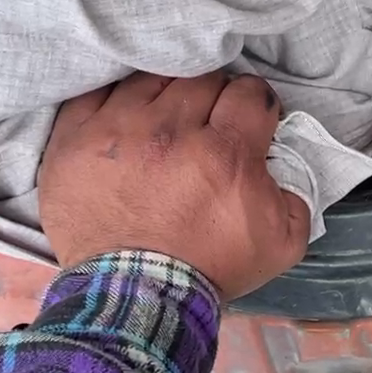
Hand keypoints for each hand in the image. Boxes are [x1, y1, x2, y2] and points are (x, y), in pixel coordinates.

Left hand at [38, 73, 310, 299]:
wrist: (137, 295)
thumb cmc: (211, 268)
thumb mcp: (283, 243)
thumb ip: (296, 195)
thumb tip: (285, 166)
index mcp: (227, 153)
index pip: (250, 92)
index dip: (257, 104)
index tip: (252, 121)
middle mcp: (173, 130)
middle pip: (204, 78)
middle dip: (217, 96)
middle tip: (213, 122)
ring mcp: (119, 129)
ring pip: (153, 77)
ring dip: (170, 92)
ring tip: (170, 120)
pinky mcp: (75, 136)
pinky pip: (99, 89)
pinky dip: (119, 97)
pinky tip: (130, 117)